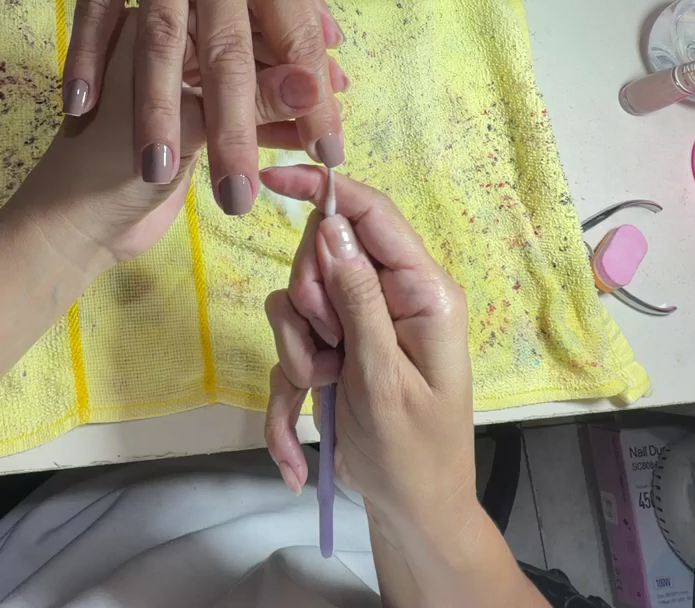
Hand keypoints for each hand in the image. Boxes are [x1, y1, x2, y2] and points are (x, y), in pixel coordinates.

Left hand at [6, 7, 334, 271]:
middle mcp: (170, 49)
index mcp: (156, 28)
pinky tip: (307, 134)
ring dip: (286, 100)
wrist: (71, 229)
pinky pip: (239, 118)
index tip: (328, 49)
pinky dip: (271, 127)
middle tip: (339, 84)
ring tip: (335, 109)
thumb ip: (250, 103)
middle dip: (292, 68)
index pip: (229, 19)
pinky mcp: (192, 126)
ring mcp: (182, 89)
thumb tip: (318, 82)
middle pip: (244, 51)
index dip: (281, 36)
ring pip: (245, 86)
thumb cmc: (106, 164)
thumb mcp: (186, 127)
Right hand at [59, 0, 343, 217]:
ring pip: (159, 41)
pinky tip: (78, 108)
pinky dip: (86, 57)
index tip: (329, 156)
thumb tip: (326, 45)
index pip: (297, 39)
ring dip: (157, 111)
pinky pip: (98, 5)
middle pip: (228, 56)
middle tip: (240, 199)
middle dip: (235, 132)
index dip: (315, 100)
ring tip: (157, 173)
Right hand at [258, 167, 474, 537]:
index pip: (372, 214)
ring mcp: (359, 319)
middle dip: (310, 300)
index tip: (272, 178)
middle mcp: (391, 293)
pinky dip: (288, 386)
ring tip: (325, 388)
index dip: (324, 188)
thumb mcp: (384, 380)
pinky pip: (290, 340)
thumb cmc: (414, 454)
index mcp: (422, 290)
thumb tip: (330, 224)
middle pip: (324, 251)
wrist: (410, 514)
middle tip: (325, 349)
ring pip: (298, 297)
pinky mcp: (335, 345)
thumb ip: (358, 298)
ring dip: (298, 347)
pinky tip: (297, 444)